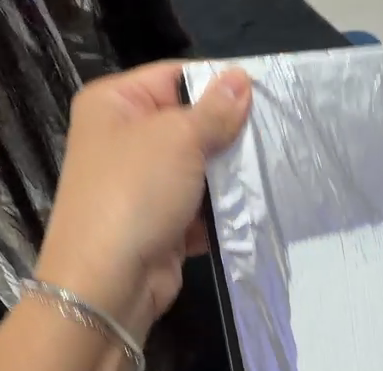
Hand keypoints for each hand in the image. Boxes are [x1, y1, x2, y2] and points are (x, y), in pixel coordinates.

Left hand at [34, 61, 251, 339]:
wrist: (108, 281)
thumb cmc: (135, 194)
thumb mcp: (178, 139)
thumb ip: (214, 111)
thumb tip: (242, 80)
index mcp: (115, 104)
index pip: (174, 77)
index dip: (217, 84)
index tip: (263, 95)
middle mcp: (125, 142)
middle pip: (189, 126)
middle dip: (228, 135)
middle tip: (274, 137)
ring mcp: (143, 189)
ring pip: (198, 173)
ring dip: (230, 179)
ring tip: (271, 174)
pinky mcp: (161, 229)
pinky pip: (199, 214)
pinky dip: (222, 216)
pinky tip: (254, 212)